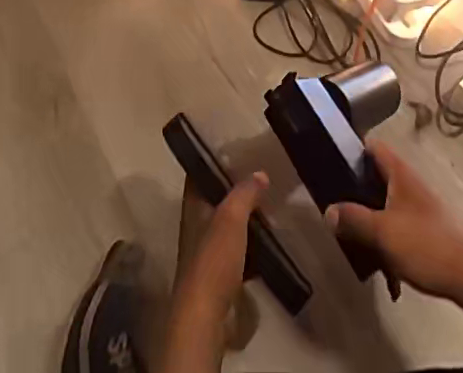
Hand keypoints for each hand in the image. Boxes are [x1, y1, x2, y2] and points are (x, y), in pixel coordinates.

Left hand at [172, 172, 266, 318]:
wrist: (205, 314)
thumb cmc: (214, 259)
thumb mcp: (231, 217)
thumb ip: (244, 192)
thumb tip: (259, 173)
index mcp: (193, 207)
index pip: (199, 174)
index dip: (214, 160)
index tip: (237, 149)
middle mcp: (196, 225)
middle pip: (215, 199)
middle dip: (235, 188)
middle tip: (262, 175)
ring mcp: (207, 250)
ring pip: (227, 223)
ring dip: (245, 216)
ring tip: (270, 202)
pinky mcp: (219, 272)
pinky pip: (237, 248)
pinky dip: (250, 242)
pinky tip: (269, 238)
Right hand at [327, 142, 462, 301]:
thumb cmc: (424, 244)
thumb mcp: (381, 232)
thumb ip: (353, 219)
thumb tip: (329, 212)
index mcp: (401, 175)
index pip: (375, 147)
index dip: (354, 149)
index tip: (334, 161)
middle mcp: (411, 185)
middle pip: (378, 176)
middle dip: (358, 190)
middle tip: (337, 204)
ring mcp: (420, 207)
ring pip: (387, 204)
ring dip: (371, 218)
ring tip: (353, 236)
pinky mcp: (426, 229)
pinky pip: (398, 227)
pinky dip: (387, 240)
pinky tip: (381, 265)